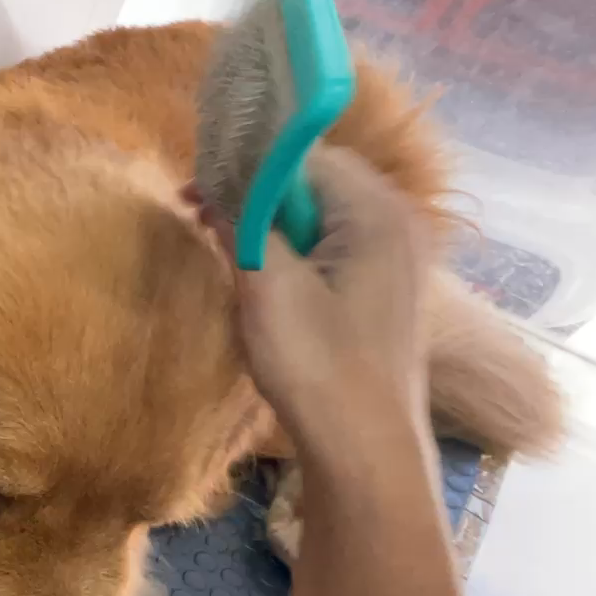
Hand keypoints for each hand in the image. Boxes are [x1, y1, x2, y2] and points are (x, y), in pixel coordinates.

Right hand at [197, 148, 433, 451]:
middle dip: (258, 194)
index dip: (250, 166)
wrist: (361, 437)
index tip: (197, 190)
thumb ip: (242, 232)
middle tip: (202, 217)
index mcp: (376, 213)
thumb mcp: (266, 291)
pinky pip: (334, 247)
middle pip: (320, 183)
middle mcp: (398, 222)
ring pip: (324, 217)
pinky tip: (263, 276)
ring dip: (272, 224)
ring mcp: (396, 257)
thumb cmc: (314, 361)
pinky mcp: (384, 288)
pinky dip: (293, 249)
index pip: (310, 158)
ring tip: (225, 247)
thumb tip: (215, 194)